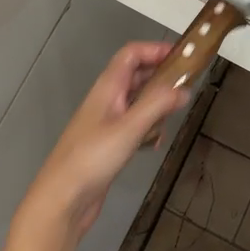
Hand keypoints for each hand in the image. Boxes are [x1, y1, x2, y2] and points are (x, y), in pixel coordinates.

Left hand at [21, 42, 188, 239]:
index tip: (183, 56)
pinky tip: (155, 144)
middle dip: (161, 77)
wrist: (62, 201)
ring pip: (137, 101)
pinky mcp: (109, 144)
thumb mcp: (129, 128)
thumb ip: (158, 104)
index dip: (155, 49)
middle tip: (187, 85)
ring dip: (156, 105)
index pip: (131, 54)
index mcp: (108, 88)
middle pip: (136, 75)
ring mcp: (106, 122)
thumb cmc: (93, 158)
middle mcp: (106, 100)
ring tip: (172, 117)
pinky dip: (148, 129)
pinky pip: (135, 125)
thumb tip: (185, 88)